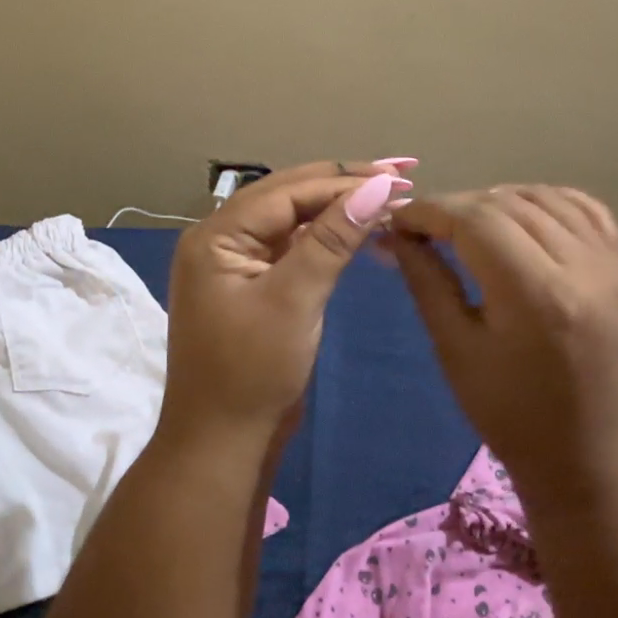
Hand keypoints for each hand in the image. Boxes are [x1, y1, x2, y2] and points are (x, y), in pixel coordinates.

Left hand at [158, 159, 415, 450]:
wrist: (222, 444)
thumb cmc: (252, 372)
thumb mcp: (294, 300)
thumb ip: (332, 240)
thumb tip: (376, 187)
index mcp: (216, 236)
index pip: (286, 192)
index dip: (343, 181)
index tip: (397, 177)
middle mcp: (221, 240)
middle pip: (288, 197)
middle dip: (343, 184)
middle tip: (402, 174)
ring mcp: (237, 264)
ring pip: (293, 221)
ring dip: (338, 207)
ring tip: (388, 193)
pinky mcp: (254, 287)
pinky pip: (293, 247)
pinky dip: (327, 236)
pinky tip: (358, 226)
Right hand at [384, 186, 617, 504]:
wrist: (588, 458)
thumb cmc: (510, 415)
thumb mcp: (455, 350)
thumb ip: (427, 281)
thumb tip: (395, 234)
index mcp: (535, 294)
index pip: (475, 220)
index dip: (430, 210)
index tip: (397, 219)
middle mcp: (579, 266)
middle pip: (507, 203)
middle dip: (457, 207)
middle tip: (423, 228)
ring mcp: (608, 264)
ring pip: (545, 198)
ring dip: (498, 200)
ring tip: (466, 225)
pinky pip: (586, 210)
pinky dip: (548, 201)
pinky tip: (522, 214)